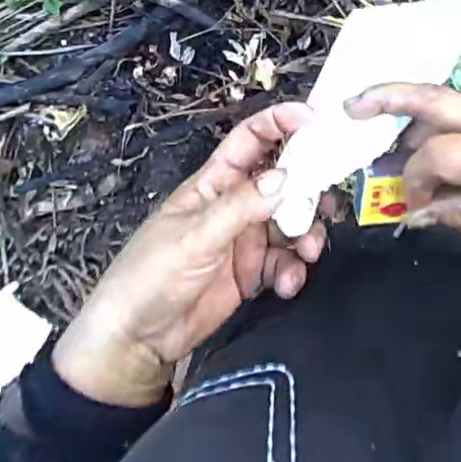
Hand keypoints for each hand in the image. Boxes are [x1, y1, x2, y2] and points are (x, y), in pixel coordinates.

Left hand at [52, 102, 328, 406]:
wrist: (135, 342)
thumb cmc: (149, 275)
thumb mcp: (194, 236)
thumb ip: (240, 207)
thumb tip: (284, 177)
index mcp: (214, 182)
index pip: (251, 139)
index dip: (279, 122)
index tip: (312, 119)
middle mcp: (234, 204)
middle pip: (282, 180)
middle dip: (307, 187)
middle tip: (325, 202)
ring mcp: (244, 238)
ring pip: (290, 221)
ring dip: (305, 233)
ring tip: (307, 252)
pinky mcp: (251, 272)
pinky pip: (285, 261)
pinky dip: (293, 270)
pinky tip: (286, 284)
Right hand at [345, 83, 460, 251]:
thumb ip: (460, 212)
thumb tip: (413, 215)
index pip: (438, 155)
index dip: (414, 181)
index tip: (411, 207)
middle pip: (430, 98)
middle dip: (385, 98)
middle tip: (348, 107)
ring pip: (438, 99)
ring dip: (402, 112)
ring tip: (372, 132)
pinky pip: (453, 107)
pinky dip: (424, 118)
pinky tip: (409, 136)